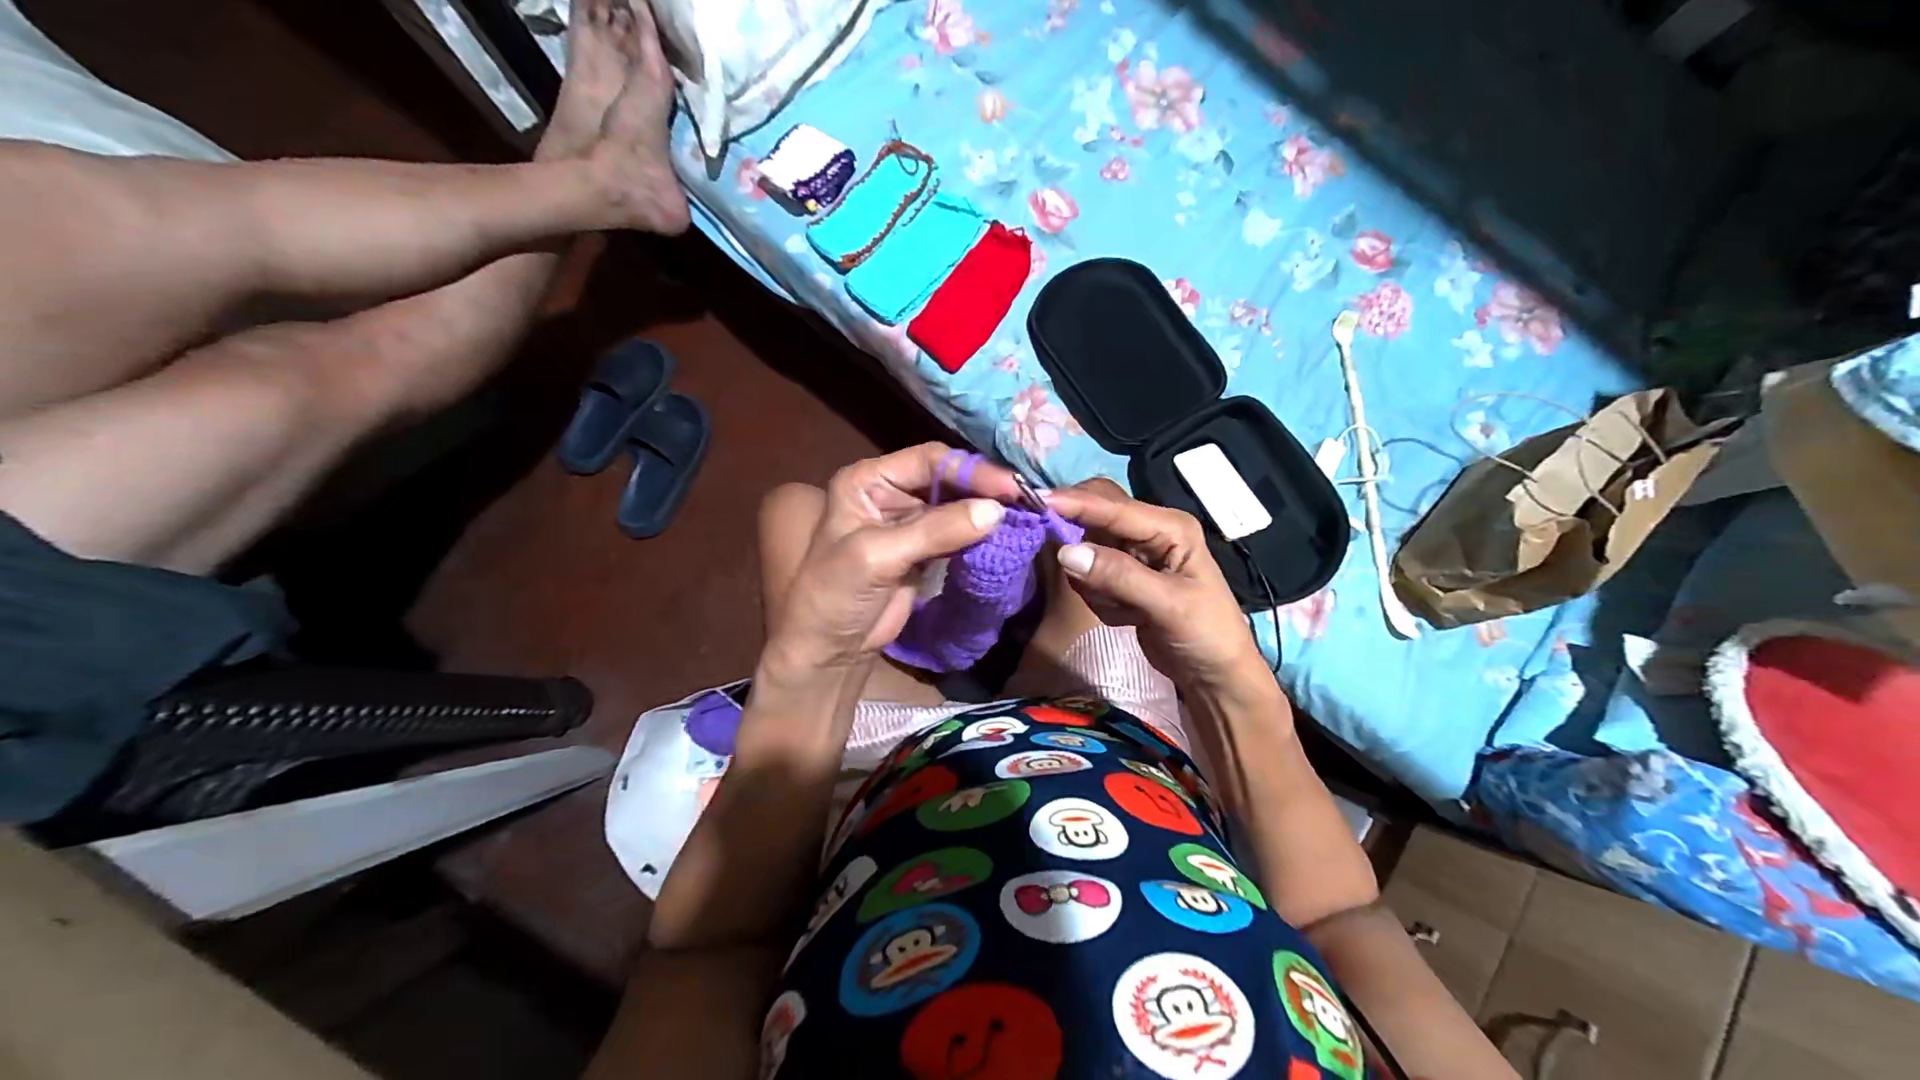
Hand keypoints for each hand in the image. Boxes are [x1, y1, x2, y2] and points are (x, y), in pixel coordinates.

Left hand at [764, 444, 1021, 681]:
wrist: (829, 649)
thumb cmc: (836, 594)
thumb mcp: (877, 555)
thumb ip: (935, 530)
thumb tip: (996, 511)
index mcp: (867, 481)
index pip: (928, 461)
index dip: (970, 470)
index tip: (1009, 487)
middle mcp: (889, 493)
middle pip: (946, 479)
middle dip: (984, 488)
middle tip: (1027, 500)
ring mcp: (909, 523)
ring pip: (956, 506)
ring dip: (987, 511)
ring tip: (1025, 515)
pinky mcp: (924, 551)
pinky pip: (959, 534)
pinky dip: (981, 534)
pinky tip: (1006, 535)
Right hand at [1045, 478, 1267, 694]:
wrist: (1214, 675)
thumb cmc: (1206, 636)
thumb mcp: (1168, 605)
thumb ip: (1118, 576)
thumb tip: (1066, 551)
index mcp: (1169, 527)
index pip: (1112, 506)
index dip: (1074, 503)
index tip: (1035, 501)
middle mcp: (1148, 531)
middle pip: (1096, 513)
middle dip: (1076, 534)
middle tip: (1061, 559)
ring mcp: (1133, 553)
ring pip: (1086, 545)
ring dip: (1090, 578)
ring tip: (1122, 609)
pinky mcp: (1120, 575)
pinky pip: (1087, 573)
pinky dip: (1094, 594)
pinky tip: (1123, 614)